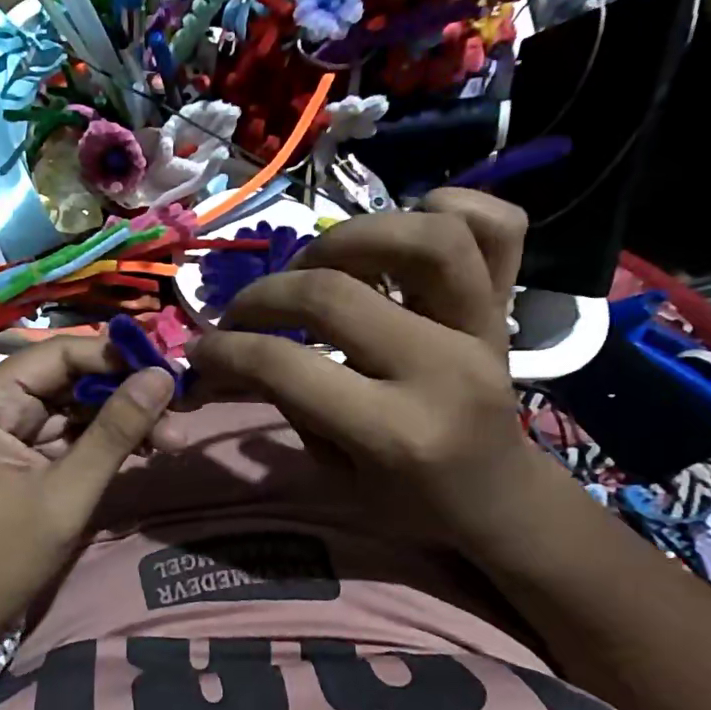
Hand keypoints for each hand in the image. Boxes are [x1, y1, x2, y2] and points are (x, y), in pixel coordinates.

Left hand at [0, 338, 176, 677]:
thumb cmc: (6, 556)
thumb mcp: (67, 492)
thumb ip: (116, 431)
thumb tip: (163, 376)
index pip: (58, 354)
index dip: (115, 356)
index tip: (168, 369)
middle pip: (70, 378)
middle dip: (125, 394)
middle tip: (179, 412)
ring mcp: (7, 428)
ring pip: (76, 405)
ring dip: (123, 419)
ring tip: (174, 438)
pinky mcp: (22, 451)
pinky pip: (71, 431)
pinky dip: (107, 439)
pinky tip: (147, 447)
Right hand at [187, 188, 537, 544]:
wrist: (499, 499)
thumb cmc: (411, 501)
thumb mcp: (336, 474)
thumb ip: (287, 404)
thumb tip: (228, 353)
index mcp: (398, 434)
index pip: (287, 368)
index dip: (227, 352)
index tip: (204, 352)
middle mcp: (444, 370)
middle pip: (335, 294)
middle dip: (265, 296)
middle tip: (245, 313)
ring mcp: (485, 330)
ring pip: (427, 237)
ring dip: (351, 236)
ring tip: (320, 266)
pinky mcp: (506, 306)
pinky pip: (497, 227)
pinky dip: (448, 208)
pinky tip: (405, 233)